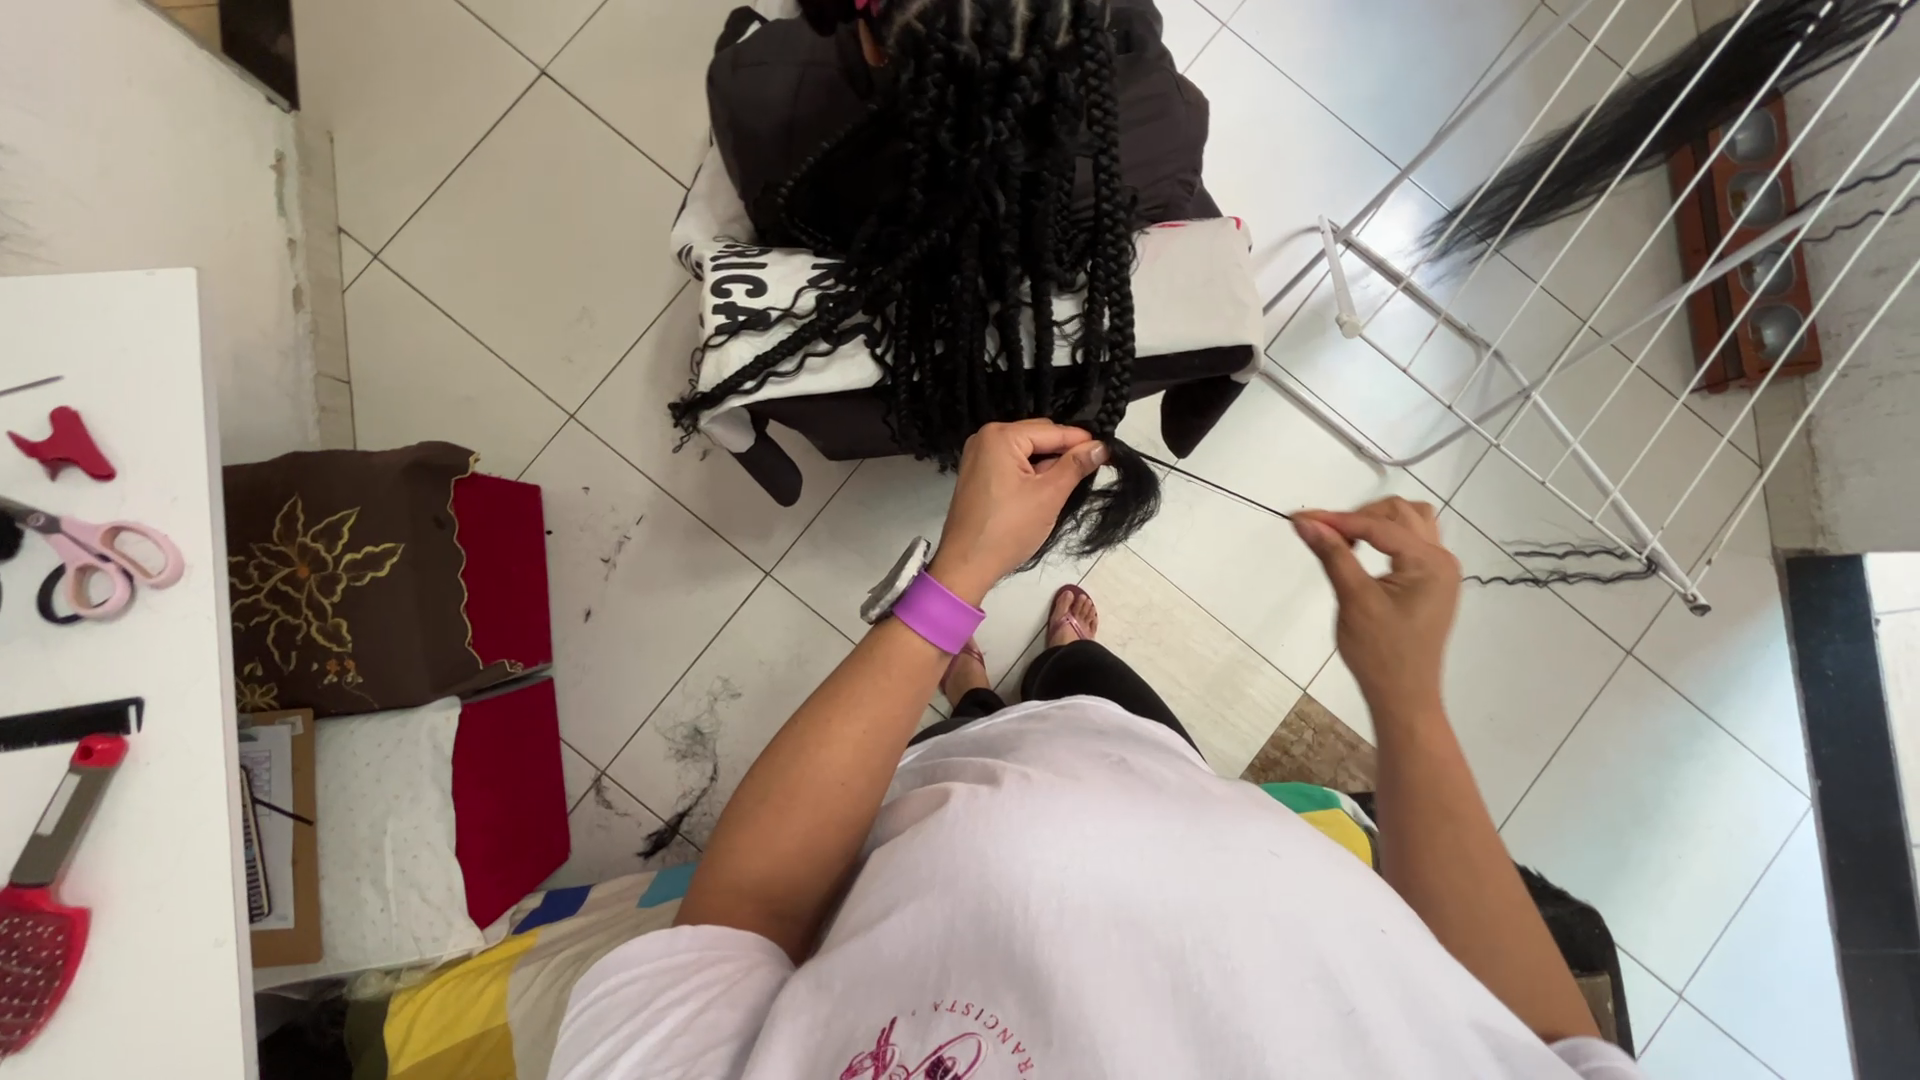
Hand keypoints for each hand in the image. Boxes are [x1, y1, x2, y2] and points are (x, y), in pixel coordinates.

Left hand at [928, 420, 1107, 604]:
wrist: (967, 564)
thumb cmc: (1007, 530)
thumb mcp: (1049, 495)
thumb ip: (1075, 466)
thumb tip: (1101, 446)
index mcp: (1000, 436)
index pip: (1051, 431)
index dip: (1081, 441)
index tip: (1108, 450)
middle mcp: (985, 438)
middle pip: (1037, 436)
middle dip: (1063, 452)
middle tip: (1092, 468)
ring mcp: (978, 457)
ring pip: (1025, 451)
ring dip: (1047, 464)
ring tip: (1071, 482)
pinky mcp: (977, 475)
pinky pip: (1011, 464)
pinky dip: (1030, 473)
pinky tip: (1046, 489)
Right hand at [1294, 498, 1460, 722]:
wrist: (1402, 695)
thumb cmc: (1379, 652)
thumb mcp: (1354, 599)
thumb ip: (1332, 554)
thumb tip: (1304, 521)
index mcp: (1430, 563)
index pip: (1379, 526)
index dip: (1336, 519)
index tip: (1298, 518)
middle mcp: (1441, 560)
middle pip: (1400, 513)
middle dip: (1358, 517)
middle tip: (1324, 536)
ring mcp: (1439, 571)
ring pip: (1410, 523)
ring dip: (1376, 522)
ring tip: (1346, 542)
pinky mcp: (1430, 583)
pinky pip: (1411, 543)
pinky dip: (1386, 539)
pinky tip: (1363, 554)